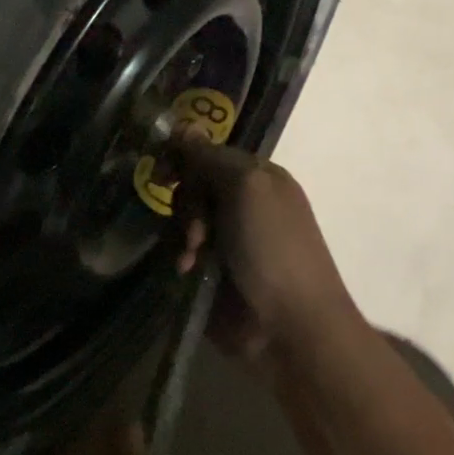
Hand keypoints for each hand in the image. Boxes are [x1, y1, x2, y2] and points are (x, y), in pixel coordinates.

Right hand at [169, 134, 360, 364]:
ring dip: (183, 232)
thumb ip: (211, 157)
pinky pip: (183, 251)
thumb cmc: (274, 247)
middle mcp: (243, 203)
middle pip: (193, 184)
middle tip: (197, 228)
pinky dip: (182, 256)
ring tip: (192, 256)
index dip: (184, 157)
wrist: (291, 326)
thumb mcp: (247, 188)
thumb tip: (183, 128)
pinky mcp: (213, 272)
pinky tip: (188, 270)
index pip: (210, 152)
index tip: (162, 171)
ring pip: (184, 218)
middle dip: (187, 202)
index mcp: (259, 177)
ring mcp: (228, 239)